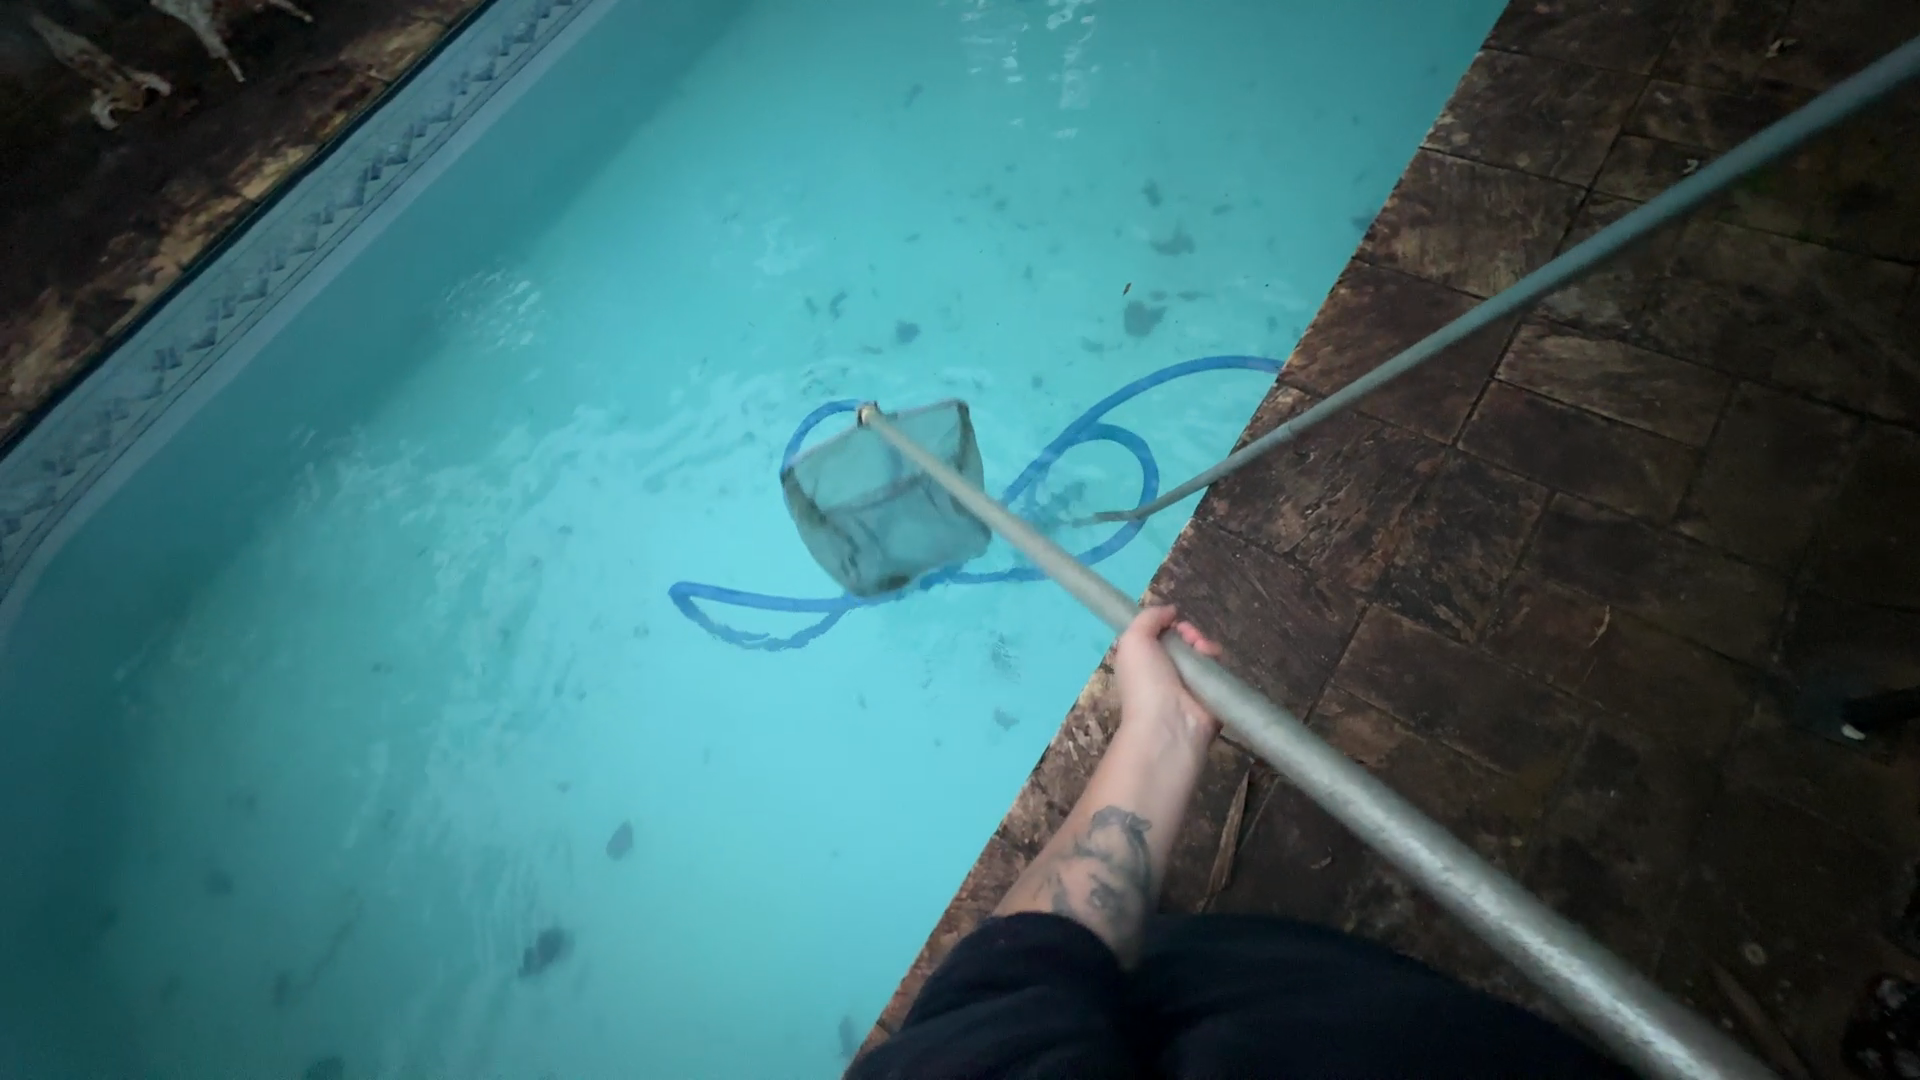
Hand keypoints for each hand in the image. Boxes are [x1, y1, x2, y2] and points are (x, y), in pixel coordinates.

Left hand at [1113, 605, 1221, 745]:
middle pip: (1185, 640)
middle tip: (1188, 636)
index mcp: (1144, 661)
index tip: (1171, 622)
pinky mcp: (1212, 691)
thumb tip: (1170, 611)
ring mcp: (1191, 682)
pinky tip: (1210, 657)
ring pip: (1203, 650)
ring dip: (1202, 642)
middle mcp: (1166, 671)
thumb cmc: (1144, 679)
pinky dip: (1215, 657)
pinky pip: (1218, 666)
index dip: (1167, 624)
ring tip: (1200, 647)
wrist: (1168, 720)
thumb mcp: (1133, 639)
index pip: (1161, 636)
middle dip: (1188, 632)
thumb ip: (1148, 618)